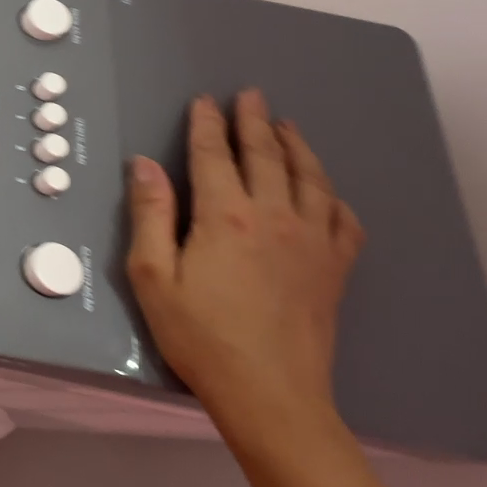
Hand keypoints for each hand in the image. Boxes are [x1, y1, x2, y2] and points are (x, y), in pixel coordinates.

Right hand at [126, 91, 365, 434]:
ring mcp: (313, 242)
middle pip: (265, 155)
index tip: (204, 100)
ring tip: (287, 125)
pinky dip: (333, 195)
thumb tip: (144, 164)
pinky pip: (342, 219)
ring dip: (296, 146)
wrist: (271, 393)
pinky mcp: (335, 268)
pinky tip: (325, 190)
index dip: (205, 124)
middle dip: (254, 121)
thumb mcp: (152, 276)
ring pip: (310, 178)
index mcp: (225, 216)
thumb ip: (149, 214)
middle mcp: (275, 217)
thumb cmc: (199, 334)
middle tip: (251, 94)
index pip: (212, 155)